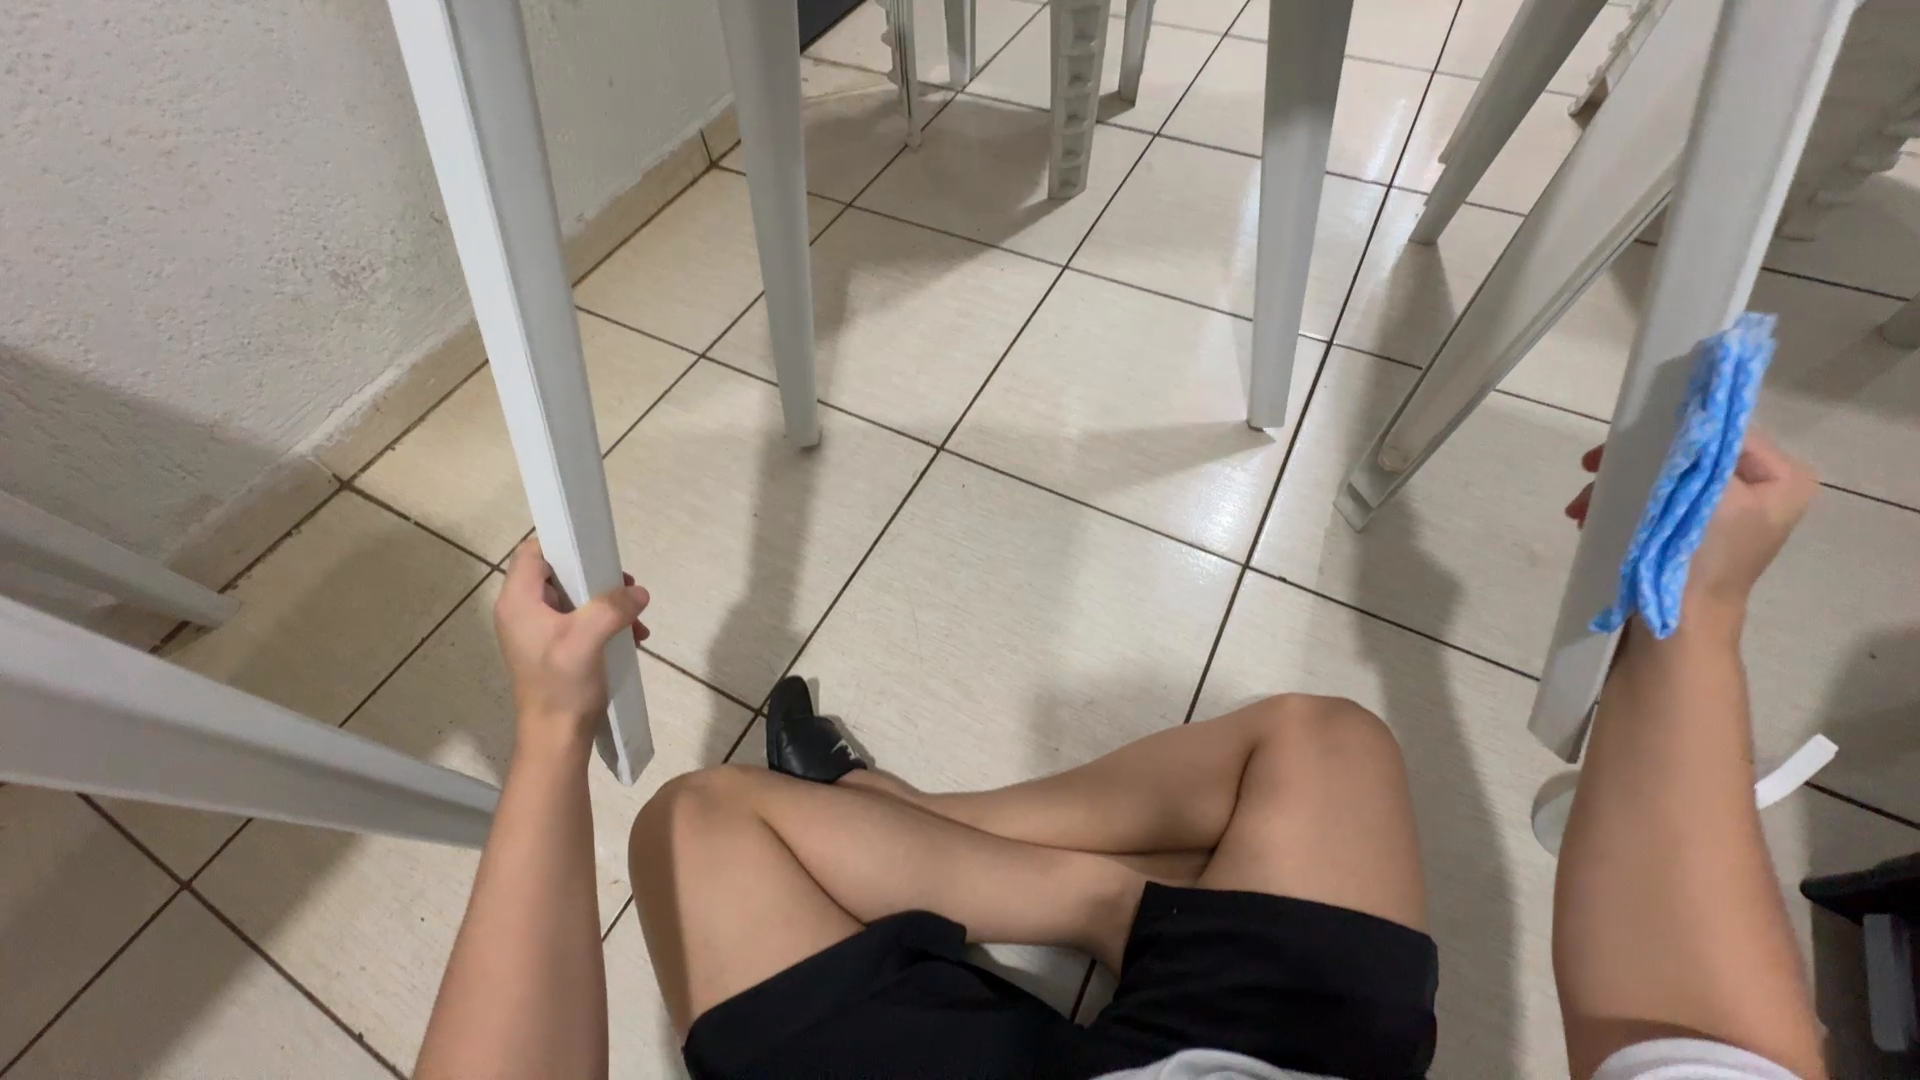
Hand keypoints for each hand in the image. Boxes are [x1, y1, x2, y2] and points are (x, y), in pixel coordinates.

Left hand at [494, 537, 650, 752]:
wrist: (557, 736)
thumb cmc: (562, 686)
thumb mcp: (587, 640)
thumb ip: (611, 608)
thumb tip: (638, 592)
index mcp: (519, 602)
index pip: (533, 552)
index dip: (563, 544)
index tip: (597, 551)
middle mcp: (524, 611)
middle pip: (559, 572)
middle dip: (596, 577)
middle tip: (625, 587)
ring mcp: (539, 629)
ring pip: (576, 596)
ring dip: (608, 602)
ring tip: (634, 618)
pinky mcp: (555, 645)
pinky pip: (582, 618)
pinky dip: (606, 621)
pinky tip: (631, 636)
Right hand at [1565, 432, 1817, 625]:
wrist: (1676, 618)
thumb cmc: (1700, 556)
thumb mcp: (1713, 493)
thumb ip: (1703, 450)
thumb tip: (1684, 416)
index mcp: (1780, 478)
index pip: (1725, 431)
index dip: (1672, 430)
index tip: (1623, 441)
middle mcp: (1757, 491)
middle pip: (1686, 454)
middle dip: (1634, 464)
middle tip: (1590, 469)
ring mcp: (1721, 512)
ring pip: (1662, 477)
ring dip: (1617, 487)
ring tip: (1580, 506)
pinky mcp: (1689, 531)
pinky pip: (1653, 501)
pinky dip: (1621, 505)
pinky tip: (1592, 517)